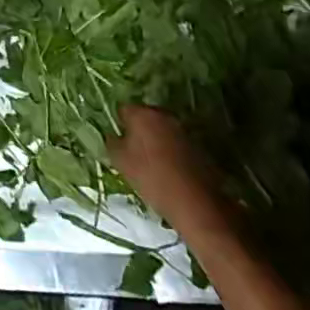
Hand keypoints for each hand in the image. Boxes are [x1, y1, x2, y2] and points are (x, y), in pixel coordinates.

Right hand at [108, 104, 235, 239]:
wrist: (195, 201)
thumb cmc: (151, 177)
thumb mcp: (119, 161)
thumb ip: (111, 142)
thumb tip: (113, 135)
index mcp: (143, 114)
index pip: (123, 109)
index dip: (118, 122)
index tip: (116, 138)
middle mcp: (164, 115)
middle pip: (145, 116)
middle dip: (137, 128)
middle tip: (130, 149)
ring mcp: (183, 129)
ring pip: (161, 129)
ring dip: (154, 139)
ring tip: (149, 161)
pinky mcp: (198, 145)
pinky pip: (175, 141)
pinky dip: (169, 149)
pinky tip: (166, 168)